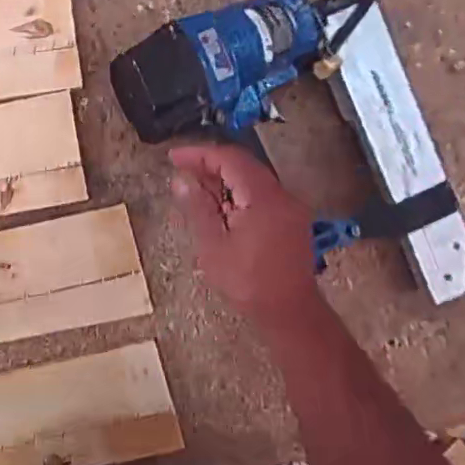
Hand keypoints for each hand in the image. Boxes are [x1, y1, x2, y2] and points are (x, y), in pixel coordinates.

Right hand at [169, 144, 325, 334]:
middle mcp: (281, 196)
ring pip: (252, 181)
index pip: (230, 159)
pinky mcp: (290, 222)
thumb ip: (197, 208)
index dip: (199, 154)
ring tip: (195, 191)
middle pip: (244, 166)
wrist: (288, 310)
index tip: (174, 157)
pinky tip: (219, 209)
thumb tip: (181, 181)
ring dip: (223, 181)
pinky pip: (261, 197)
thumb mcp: (213, 244)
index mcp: (262, 197)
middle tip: (181, 172)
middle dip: (210, 165)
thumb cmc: (247, 281)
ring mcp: (290, 209)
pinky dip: (237, 195)